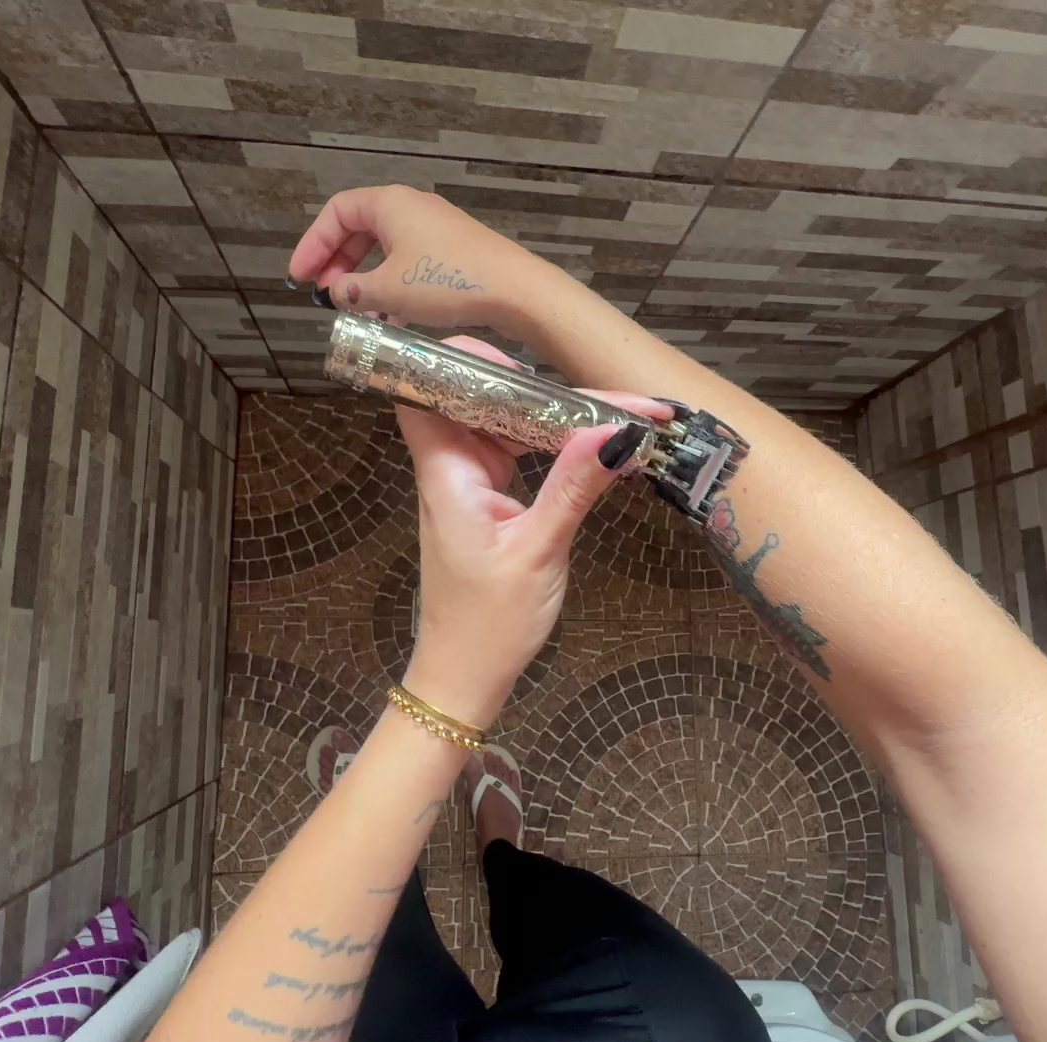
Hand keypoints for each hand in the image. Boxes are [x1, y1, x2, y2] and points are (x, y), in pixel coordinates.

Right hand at [286, 185, 560, 332]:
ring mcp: (437, 229)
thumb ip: (354, 290)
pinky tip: (394, 316)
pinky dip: (395, 284)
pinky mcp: (456, 251)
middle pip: (361, 229)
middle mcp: (412, 207)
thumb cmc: (446, 281)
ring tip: (359, 310)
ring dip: (368, 278)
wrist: (513, 290)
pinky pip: (412, 263)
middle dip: (339, 263)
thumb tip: (337, 293)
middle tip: (327, 294)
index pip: (337, 213)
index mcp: (390, 203)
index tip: (300, 278)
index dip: (313, 245)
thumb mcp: (389, 289)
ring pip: (388, 249)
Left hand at [400, 336, 672, 724]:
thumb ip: (574, 488)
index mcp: (446, 472)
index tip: (524, 363)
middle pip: (482, 398)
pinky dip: (552, 443)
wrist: (467, 675)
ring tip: (617, 415)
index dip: (465, 362)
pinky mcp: (489, 498)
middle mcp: (451, 466)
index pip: (428, 388)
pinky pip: (517, 451)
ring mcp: (470, 481)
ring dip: (554, 416)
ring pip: (505, 423)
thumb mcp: (538, 553)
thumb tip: (618, 432)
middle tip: (610, 399)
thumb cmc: (490, 623)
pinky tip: (591, 444)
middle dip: (541, 389)